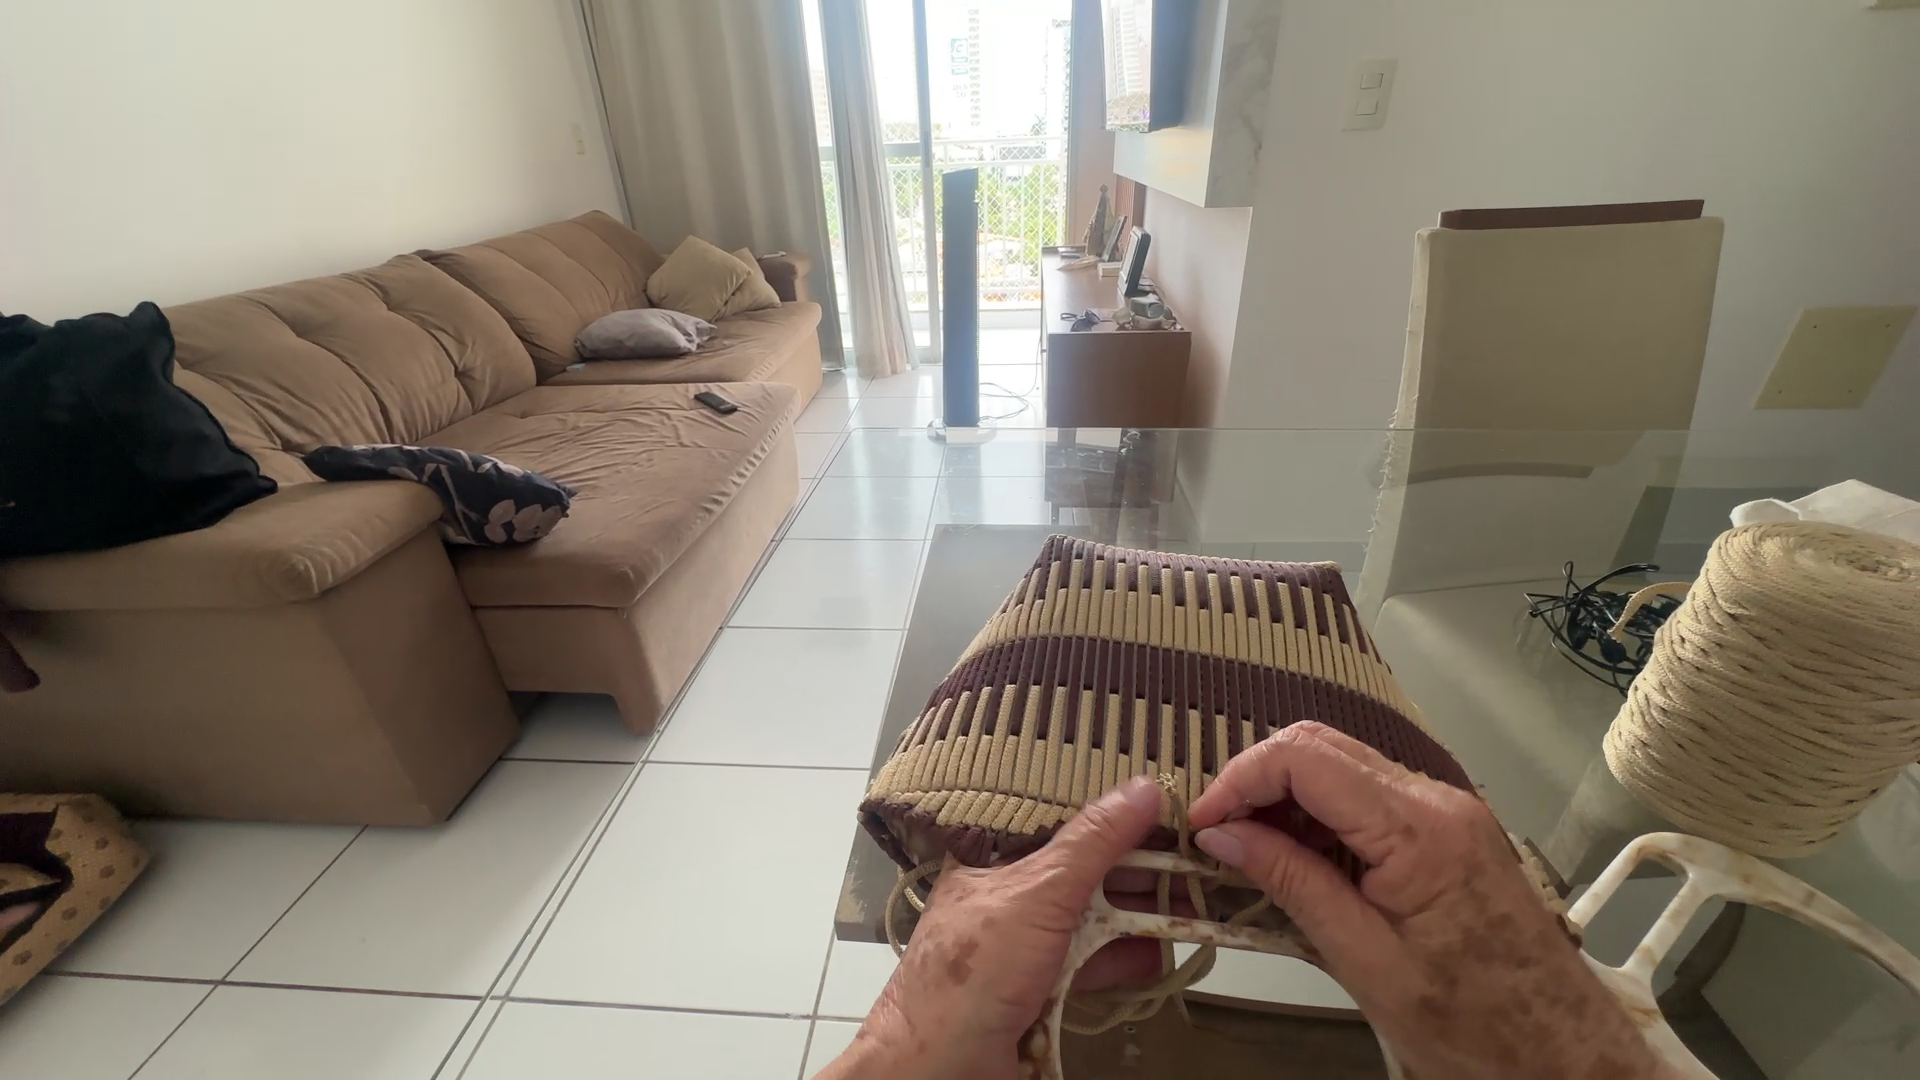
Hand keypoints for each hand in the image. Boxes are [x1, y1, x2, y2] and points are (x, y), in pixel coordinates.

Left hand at [820, 776, 1164, 1079]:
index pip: (1056, 815)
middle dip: (1136, 866)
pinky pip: (1090, 960)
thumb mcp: (1038, 892)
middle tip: (1190, 859)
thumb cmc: (970, 972)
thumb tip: (1143, 790)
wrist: (940, 1073)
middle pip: (1082, 866)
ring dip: (1139, 912)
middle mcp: (1006, 889)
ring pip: (1090, 913)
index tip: (1157, 804)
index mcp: (990, 852)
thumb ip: (1093, 843)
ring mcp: (1023, 939)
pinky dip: (1124, 957)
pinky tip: (1159, 952)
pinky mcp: (1040, 984)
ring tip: (1191, 901)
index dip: (1107, 809)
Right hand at [1188, 722, 1670, 1079]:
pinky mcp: (1441, 823)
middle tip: (1220, 830)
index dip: (1240, 778)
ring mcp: (1441, 806)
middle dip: (1255, 779)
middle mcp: (1433, 797)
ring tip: (1250, 846)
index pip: (1303, 758)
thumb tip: (1218, 834)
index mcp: (1419, 829)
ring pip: (1334, 760)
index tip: (1203, 823)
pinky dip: (1313, 809)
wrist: (1572, 1064)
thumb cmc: (1475, 1029)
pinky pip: (1358, 790)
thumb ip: (1290, 883)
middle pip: (1316, 743)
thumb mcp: (1366, 963)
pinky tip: (1295, 852)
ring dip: (1281, 793)